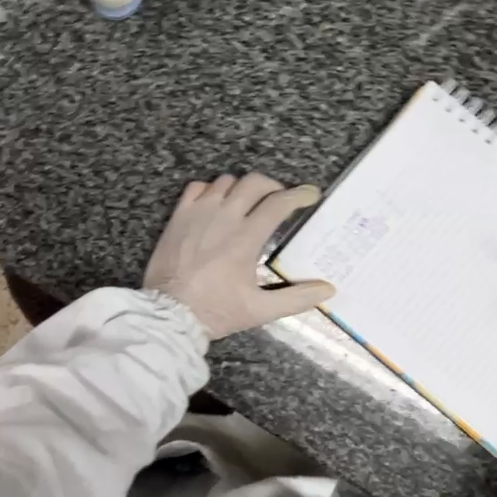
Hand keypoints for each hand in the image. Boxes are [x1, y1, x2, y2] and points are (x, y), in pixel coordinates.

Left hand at [143, 174, 335, 339]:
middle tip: (278, 199)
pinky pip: (196, 187)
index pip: (278, 203)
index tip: (310, 195)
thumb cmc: (215, 311)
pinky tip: (215, 203)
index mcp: (246, 238)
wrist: (169, 314)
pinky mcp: (178, 216)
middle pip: (254, 182)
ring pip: (226, 181)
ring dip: (241, 188)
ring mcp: (198, 213)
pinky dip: (210, 190)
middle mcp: (224, 217)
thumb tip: (328, 289)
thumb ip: (296, 298)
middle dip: (273, 186)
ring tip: (247, 203)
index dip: (299, 195)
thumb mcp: (260, 310)